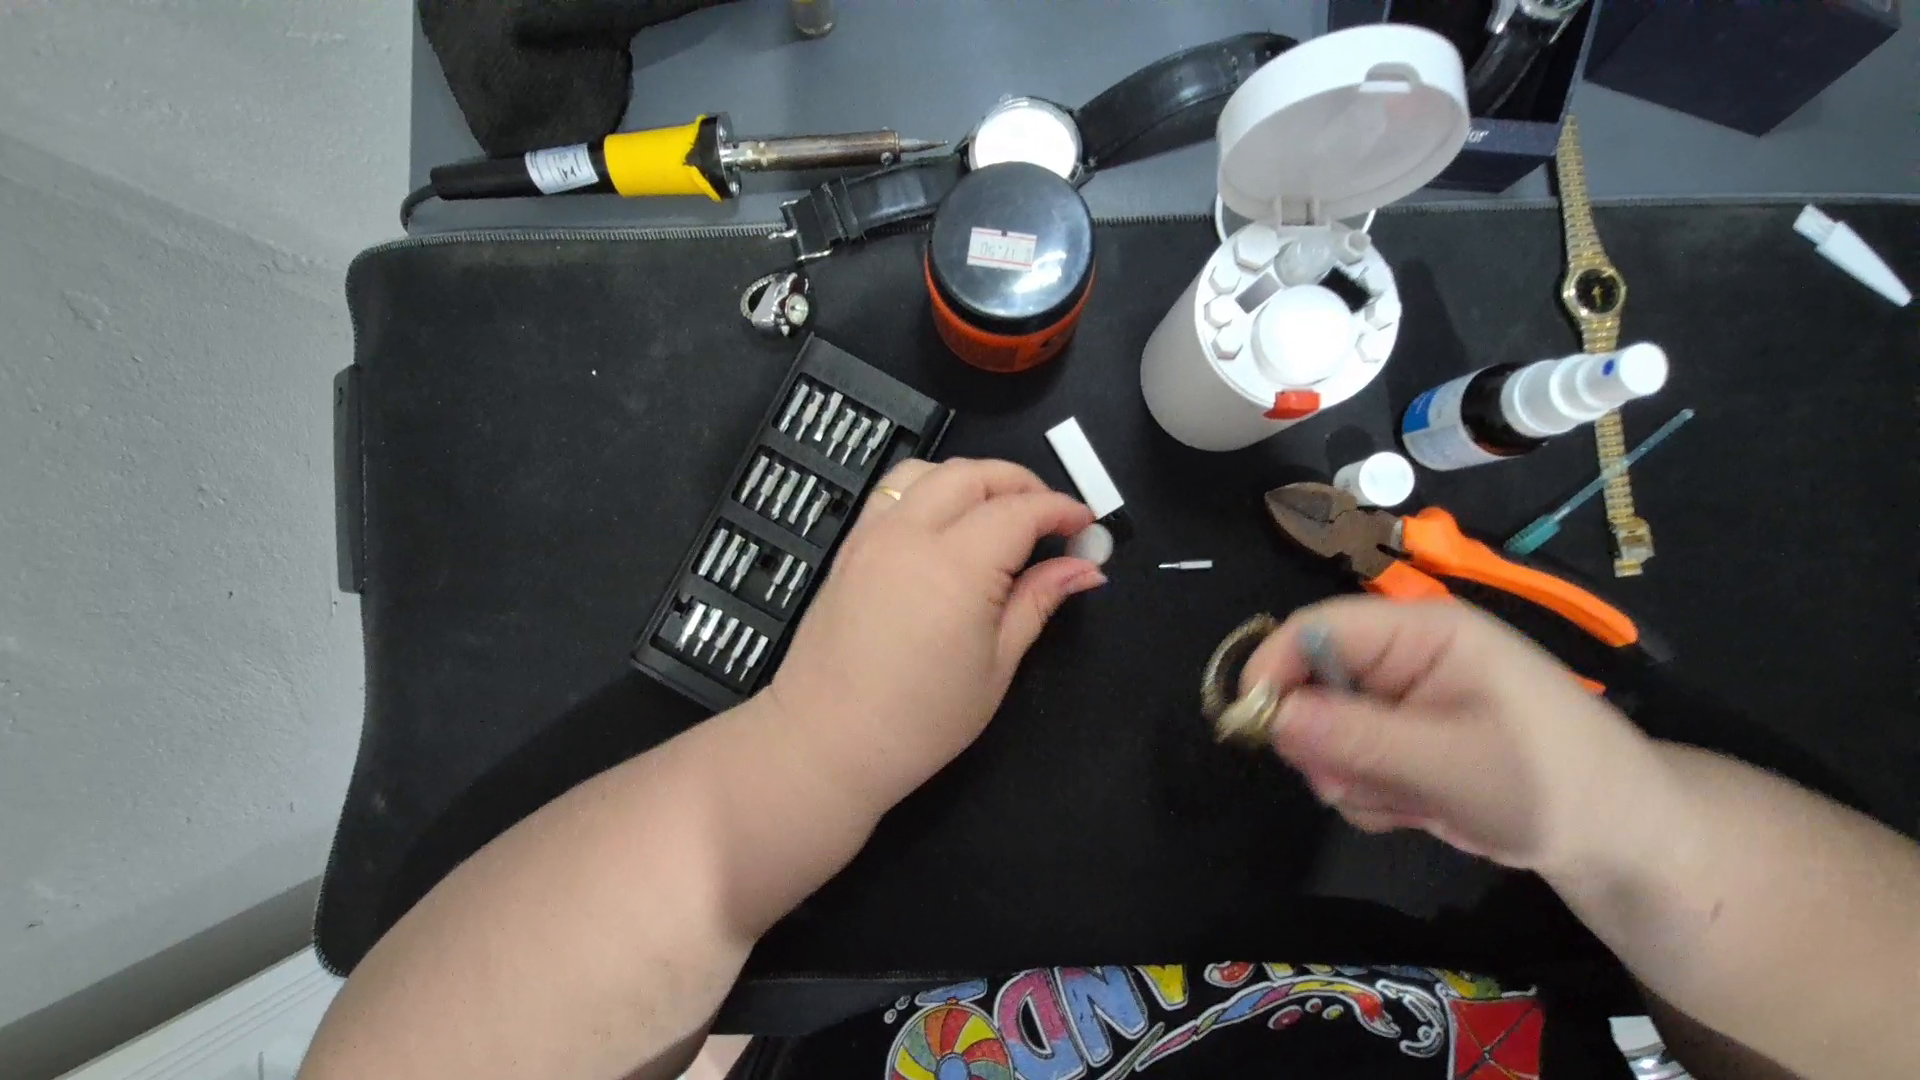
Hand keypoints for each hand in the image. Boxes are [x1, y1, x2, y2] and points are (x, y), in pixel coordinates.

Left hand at [766, 458, 1105, 812]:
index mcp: (956, 566)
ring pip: (929, 471)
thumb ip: (1039, 601)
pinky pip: (892, 491)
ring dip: (972, 480)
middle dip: (1021, 483)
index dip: (1061, 510)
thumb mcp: (997, 666)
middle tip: (1050, 518)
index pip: (1019, 511)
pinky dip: (929, 489)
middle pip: (974, 475)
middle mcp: (910, 535)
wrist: (827, 742)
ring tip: (998, 514)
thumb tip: (1086, 569)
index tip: (1086, 526)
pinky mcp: (850, 547)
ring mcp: (873, 535)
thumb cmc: (920, 720)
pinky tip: (945, 525)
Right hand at [1237, 597, 1659, 872]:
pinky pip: (1345, 761)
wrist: (1624, 842)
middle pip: (1309, 681)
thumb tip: (1269, 714)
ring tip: (1409, 800)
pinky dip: (1368, 792)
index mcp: (1419, 632)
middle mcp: (1400, 656)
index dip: (1273, 667)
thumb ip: (1356, 736)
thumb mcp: (1451, 762)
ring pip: (1322, 730)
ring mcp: (1398, 699)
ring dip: (1349, 774)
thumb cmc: (1551, 784)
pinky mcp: (1398, 737)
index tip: (1249, 722)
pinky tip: (1417, 807)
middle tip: (1350, 782)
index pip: (1315, 626)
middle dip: (1321, 739)